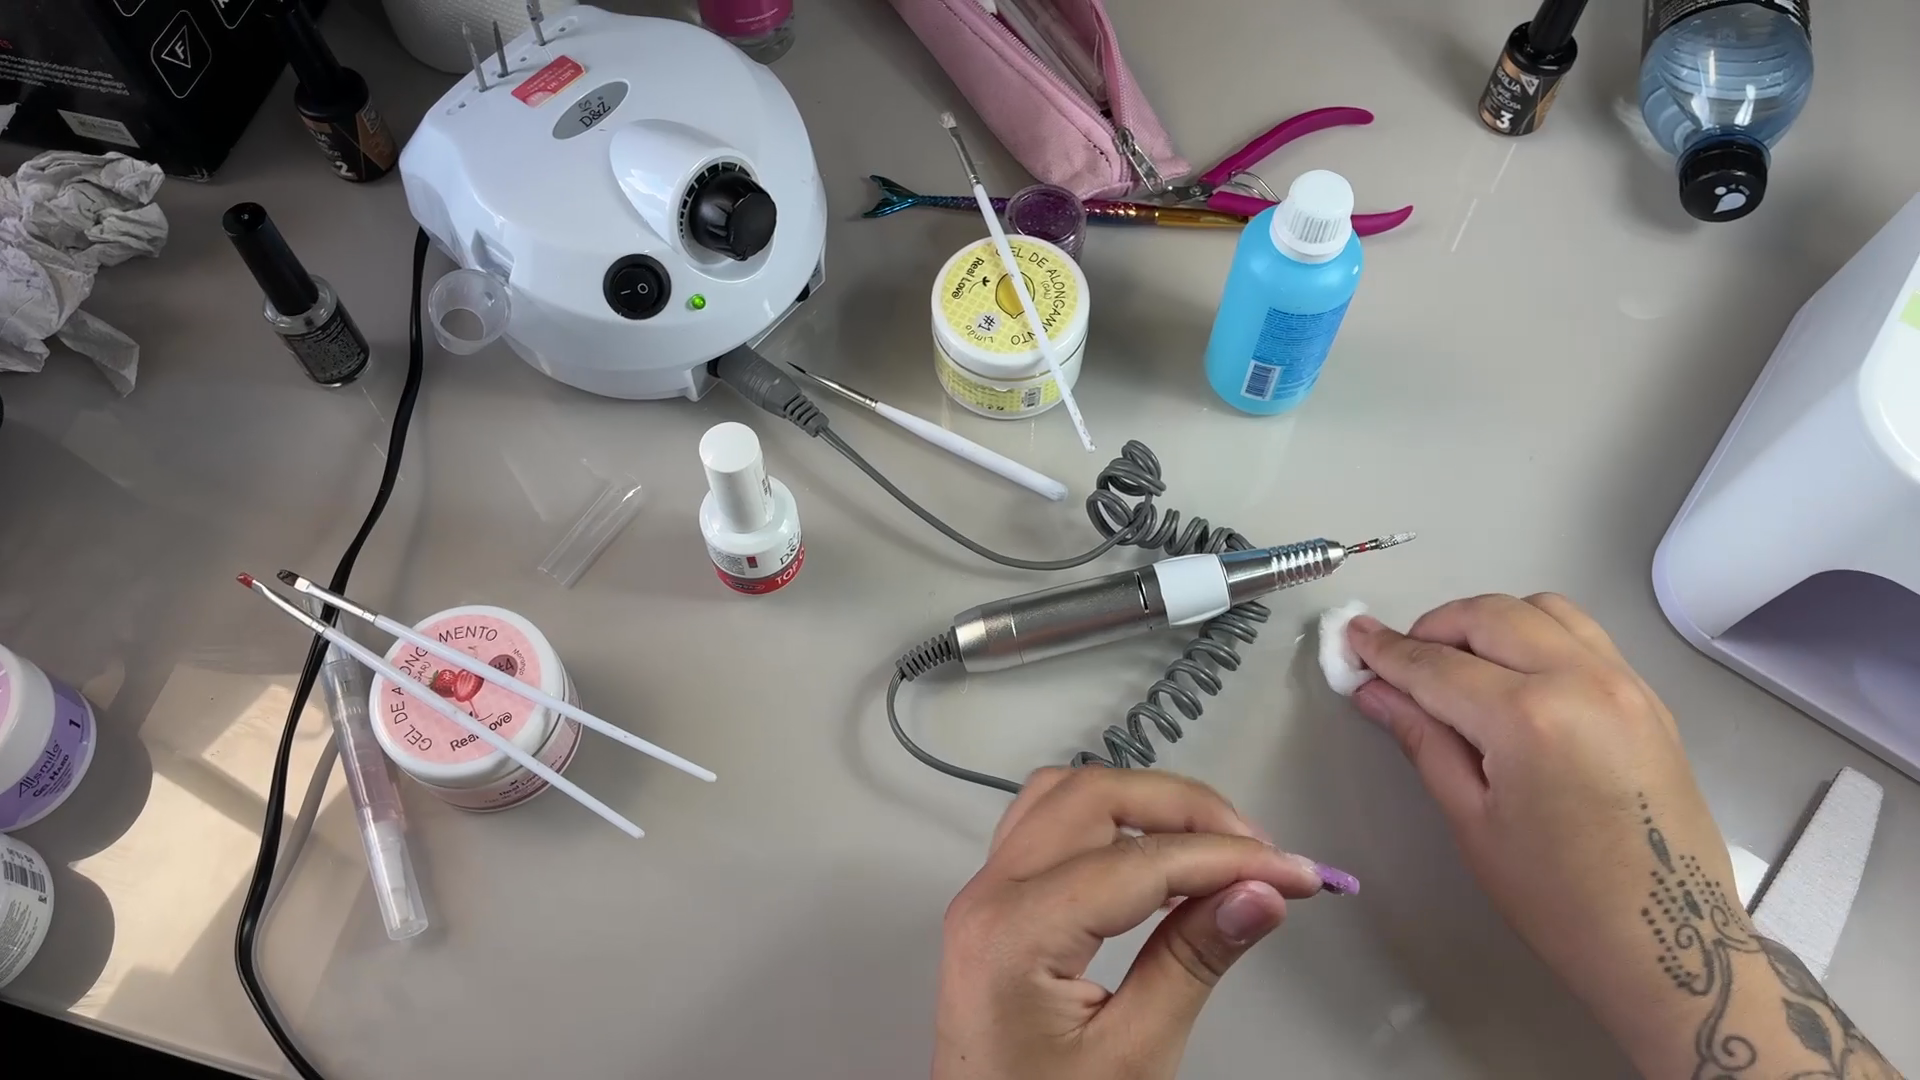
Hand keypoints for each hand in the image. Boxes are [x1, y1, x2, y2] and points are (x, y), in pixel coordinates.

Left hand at [933, 768, 1347, 1079]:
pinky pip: (1047, 819)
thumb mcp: (1132, 1059)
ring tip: (1212, 842)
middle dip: (1183, 807)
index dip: (1224, 857)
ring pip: (1065, 793)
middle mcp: (989, 889)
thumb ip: (1192, 963)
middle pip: (1093, 797)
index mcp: (1016, 931)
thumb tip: (1260, 893)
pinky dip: (1107, 816)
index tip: (1294, 871)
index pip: (1137, 862)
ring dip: (1142, 800)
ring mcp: (985, 885)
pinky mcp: (993, 894)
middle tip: (1255, 848)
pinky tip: (1151, 848)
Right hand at [1346, 595, 1900, 1078]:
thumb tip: (1371, 689)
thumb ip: (1419, 736)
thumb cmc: (1554, 896)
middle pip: (1487, 616)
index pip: (1434, 664)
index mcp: (1528, 718)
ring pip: (1539, 608)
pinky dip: (1532, 634)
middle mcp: (1582, 681)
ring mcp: (1625, 684)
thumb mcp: (1468, 816)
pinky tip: (1511, 677)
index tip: (1349, 635)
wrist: (1676, 949)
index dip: (1383, 650)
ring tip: (1457, 663)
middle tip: (1399, 662)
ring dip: (1485, 622)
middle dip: (1430, 628)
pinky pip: (1580, 634)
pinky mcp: (1648, 698)